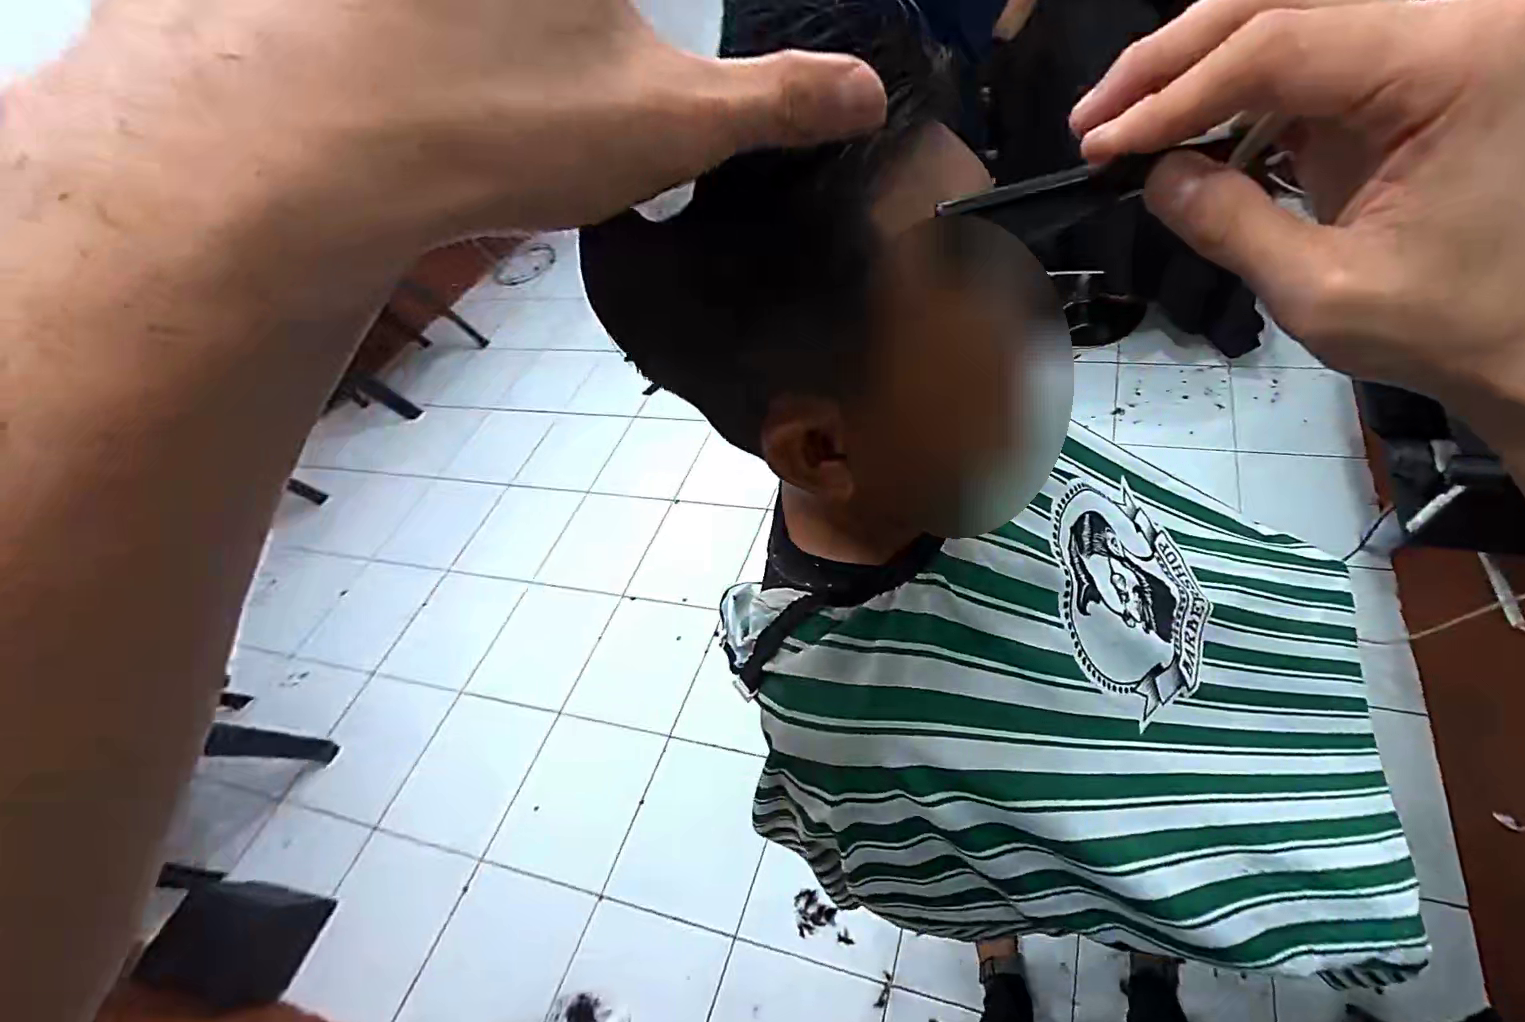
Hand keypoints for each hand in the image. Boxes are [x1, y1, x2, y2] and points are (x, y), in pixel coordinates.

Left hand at [10, 0, 885, 245]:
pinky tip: (511, 61)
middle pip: (618, 12)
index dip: (660, 49)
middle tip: (627, 87)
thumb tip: (870, 91)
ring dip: (582, 36)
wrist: (299, 149)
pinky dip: (528, 33)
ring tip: (567, 78)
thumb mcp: (672, 121)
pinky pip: (485, 19)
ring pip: (568, 16)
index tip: (656, 91)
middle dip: (627, 39)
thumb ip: (778, 101)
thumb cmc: (506, 121)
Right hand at [1070, 0, 1524, 404]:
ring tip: (1122, 114)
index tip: (1101, 144)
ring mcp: (1423, 32)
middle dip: (1172, 57)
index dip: (1176, 96)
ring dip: (1191, 62)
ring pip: (1279, 12)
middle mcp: (1447, 12)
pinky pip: (1294, 54)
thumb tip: (1154, 174)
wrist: (1499, 333)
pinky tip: (1179, 125)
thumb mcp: (1315, 290)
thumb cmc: (1425, 322)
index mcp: (1445, 58)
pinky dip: (1227, 89)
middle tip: (1094, 112)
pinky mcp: (1395, 67)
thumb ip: (1231, 225)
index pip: (1278, 45)